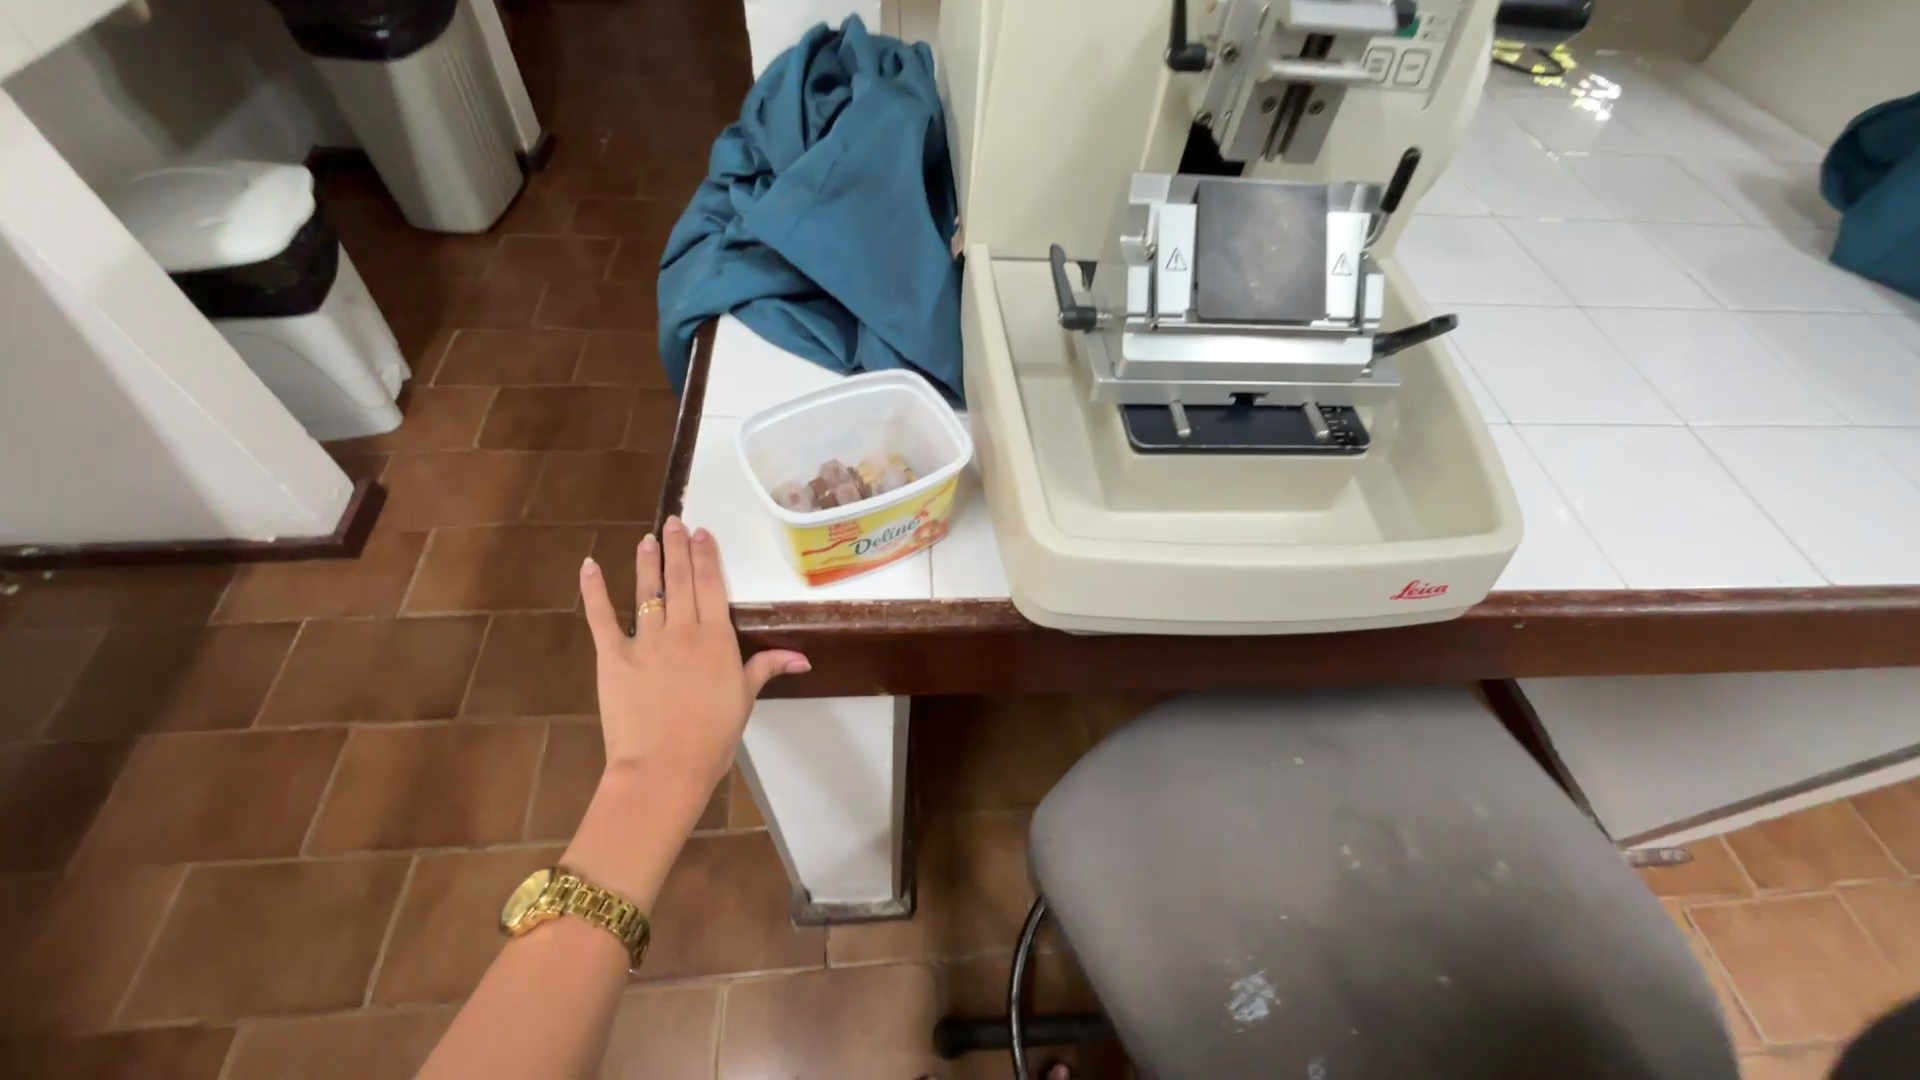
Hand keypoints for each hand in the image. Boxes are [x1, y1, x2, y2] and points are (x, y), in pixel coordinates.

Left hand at [578, 516, 808, 801]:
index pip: (711, 586)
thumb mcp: (745, 700)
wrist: (665, 767)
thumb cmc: (713, 738)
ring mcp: (646, 641)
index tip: (701, 533)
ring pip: (647, 591)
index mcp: (716, 639)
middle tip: (674, 521)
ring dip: (646, 562)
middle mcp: (682, 630)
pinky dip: (594, 591)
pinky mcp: (613, 657)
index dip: (706, 557)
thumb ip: (768, 668)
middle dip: (677, 548)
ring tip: (647, 538)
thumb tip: (803, 657)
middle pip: (680, 580)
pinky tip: (588, 567)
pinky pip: (602, 618)